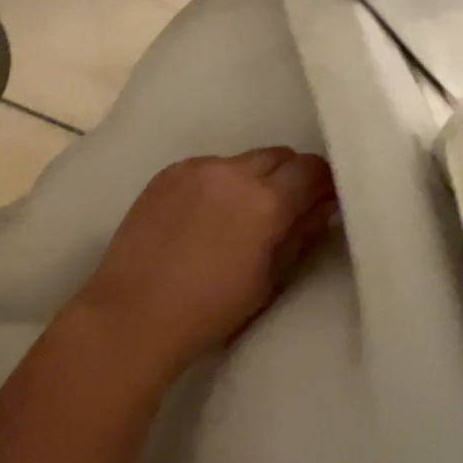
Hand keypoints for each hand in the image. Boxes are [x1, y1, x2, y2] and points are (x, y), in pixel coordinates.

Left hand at [0, 148, 338, 462]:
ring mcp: (194, 167)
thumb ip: (301, 235)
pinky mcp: (165, 172)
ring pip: (239, 159)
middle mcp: (230, 171)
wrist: (138, 307)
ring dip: (251, 177)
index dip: (324, 182)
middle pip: (277, 155)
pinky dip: (217, 181)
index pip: (311, 168)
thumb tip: (322, 207)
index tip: (325, 201)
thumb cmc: (213, 307)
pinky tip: (206, 213)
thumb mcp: (271, 280)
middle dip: (290, 176)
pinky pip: (205, 166)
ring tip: (241, 214)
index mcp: (264, 199)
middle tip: (288, 208)